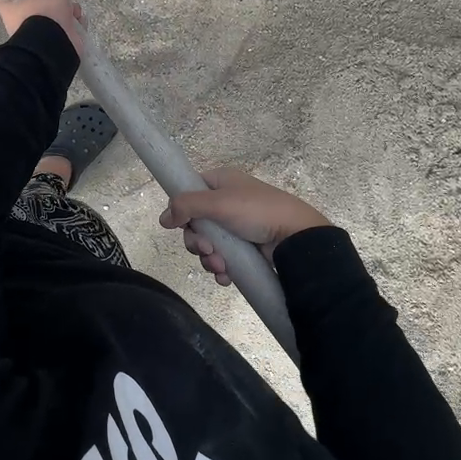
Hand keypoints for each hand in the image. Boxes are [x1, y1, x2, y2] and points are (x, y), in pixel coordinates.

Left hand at [0, 0, 85, 57]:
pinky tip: (78, 24)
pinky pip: (61, 32)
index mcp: (10, 8)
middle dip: (55, 2)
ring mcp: (34, 36)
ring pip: (52, 19)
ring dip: (67, 14)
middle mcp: (18, 23)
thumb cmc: (45, 12)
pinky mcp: (49, 46)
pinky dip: (72, 28)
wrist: (54, 44)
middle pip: (37, 6)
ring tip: (74, 13)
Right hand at [158, 167, 331, 286]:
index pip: (189, 194)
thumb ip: (185, 206)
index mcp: (220, 183)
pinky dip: (221, 269)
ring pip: (207, 244)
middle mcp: (226, 203)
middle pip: (195, 223)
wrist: (297, 238)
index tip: (182, 226)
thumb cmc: (256, 211)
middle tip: (206, 250)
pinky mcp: (245, 249)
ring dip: (208, 258)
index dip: (182, 211)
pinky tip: (226, 276)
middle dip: (197, 242)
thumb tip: (162, 219)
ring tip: (220, 267)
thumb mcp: (217, 203)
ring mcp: (236, 227)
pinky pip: (222, 258)